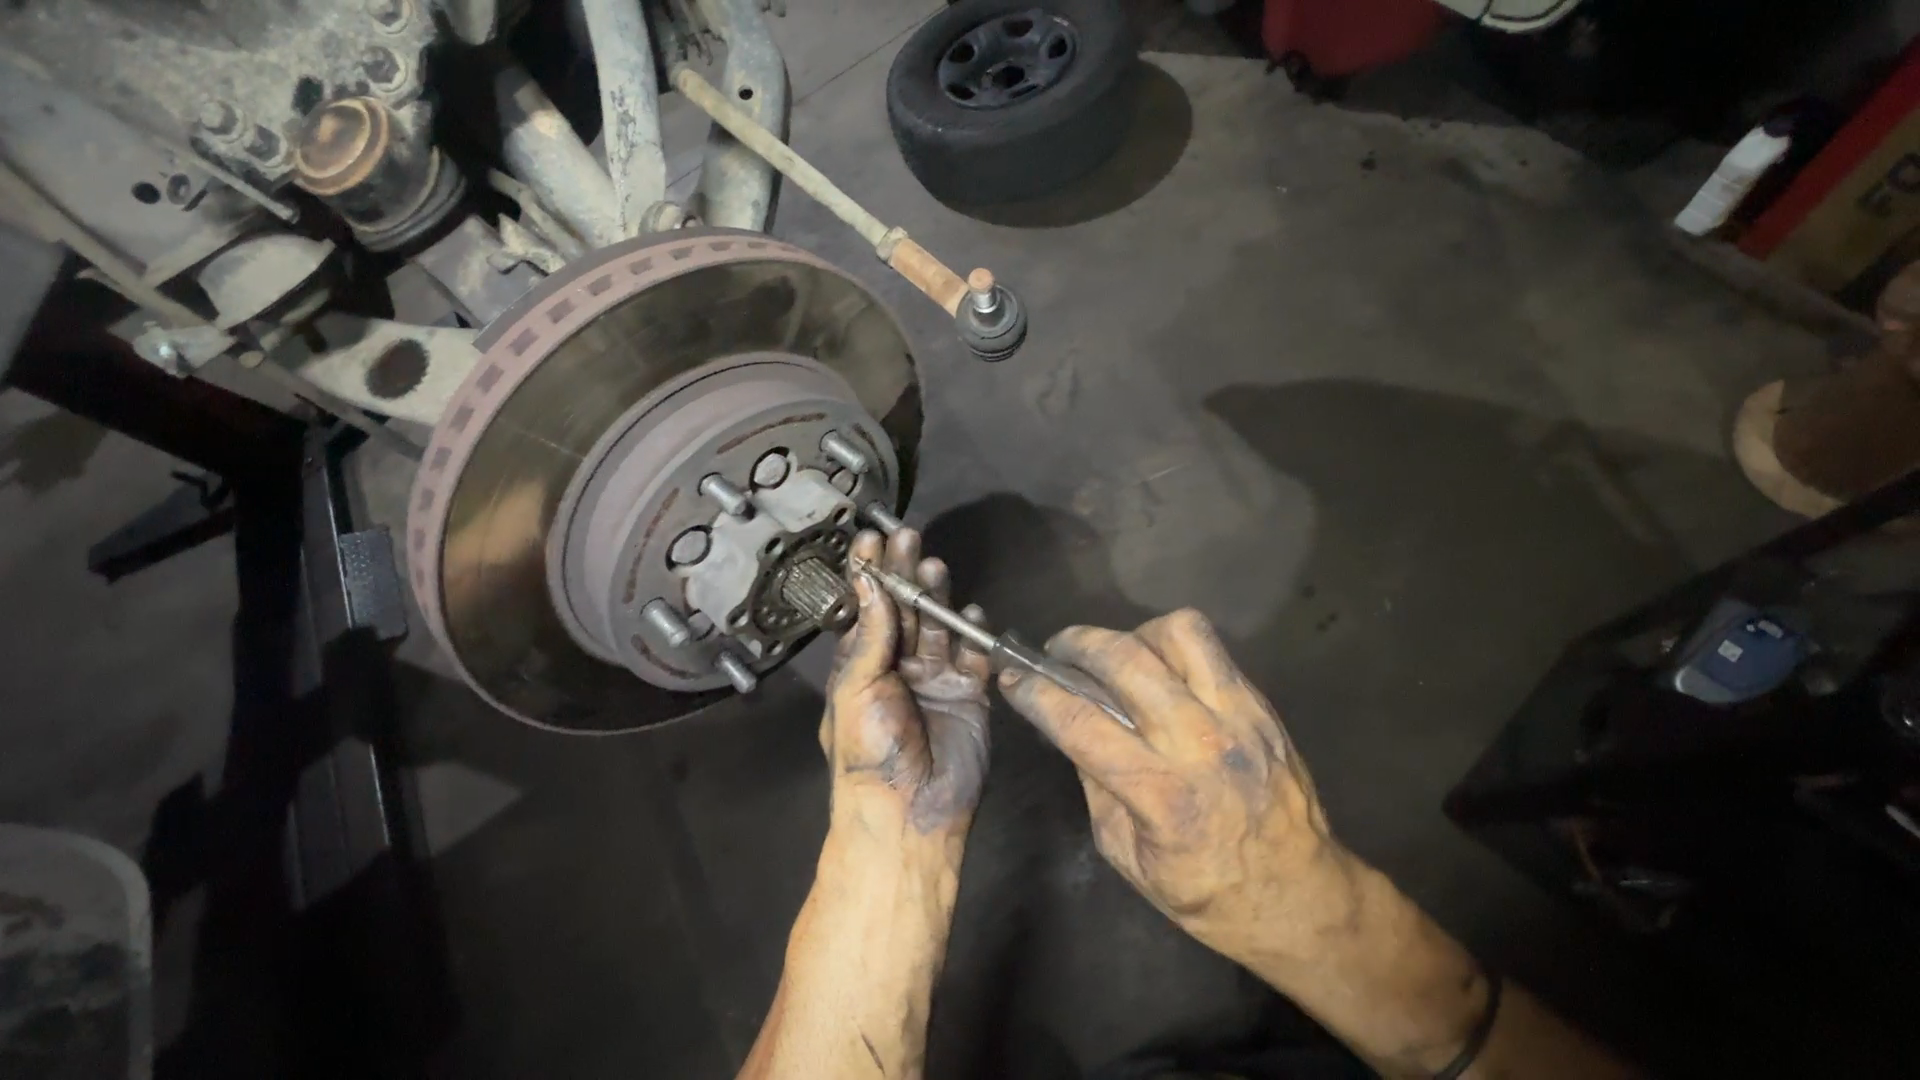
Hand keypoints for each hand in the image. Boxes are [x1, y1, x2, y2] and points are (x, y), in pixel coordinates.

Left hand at [822, 528, 992, 847]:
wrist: (910, 812)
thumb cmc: (869, 750)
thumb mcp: (857, 689)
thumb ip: (871, 636)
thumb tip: (871, 582)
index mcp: (862, 665)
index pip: (867, 607)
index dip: (870, 573)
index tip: (871, 537)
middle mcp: (898, 666)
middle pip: (905, 609)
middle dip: (906, 574)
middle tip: (909, 536)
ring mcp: (936, 679)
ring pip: (939, 626)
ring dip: (938, 597)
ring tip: (935, 567)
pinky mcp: (970, 694)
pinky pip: (974, 656)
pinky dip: (975, 634)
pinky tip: (972, 612)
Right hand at [999, 608, 1357, 965]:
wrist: (1301, 896)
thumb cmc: (1206, 891)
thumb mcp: (1127, 856)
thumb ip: (1096, 785)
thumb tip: (1070, 727)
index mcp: (1162, 796)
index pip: (1081, 722)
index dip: (1036, 693)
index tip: (1013, 679)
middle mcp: (1201, 744)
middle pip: (1126, 660)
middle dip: (1076, 644)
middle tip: (1058, 652)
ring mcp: (1238, 717)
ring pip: (1178, 634)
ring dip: (1133, 635)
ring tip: (1117, 656)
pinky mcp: (1261, 705)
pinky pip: (1211, 647)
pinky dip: (1172, 645)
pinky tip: (1159, 669)